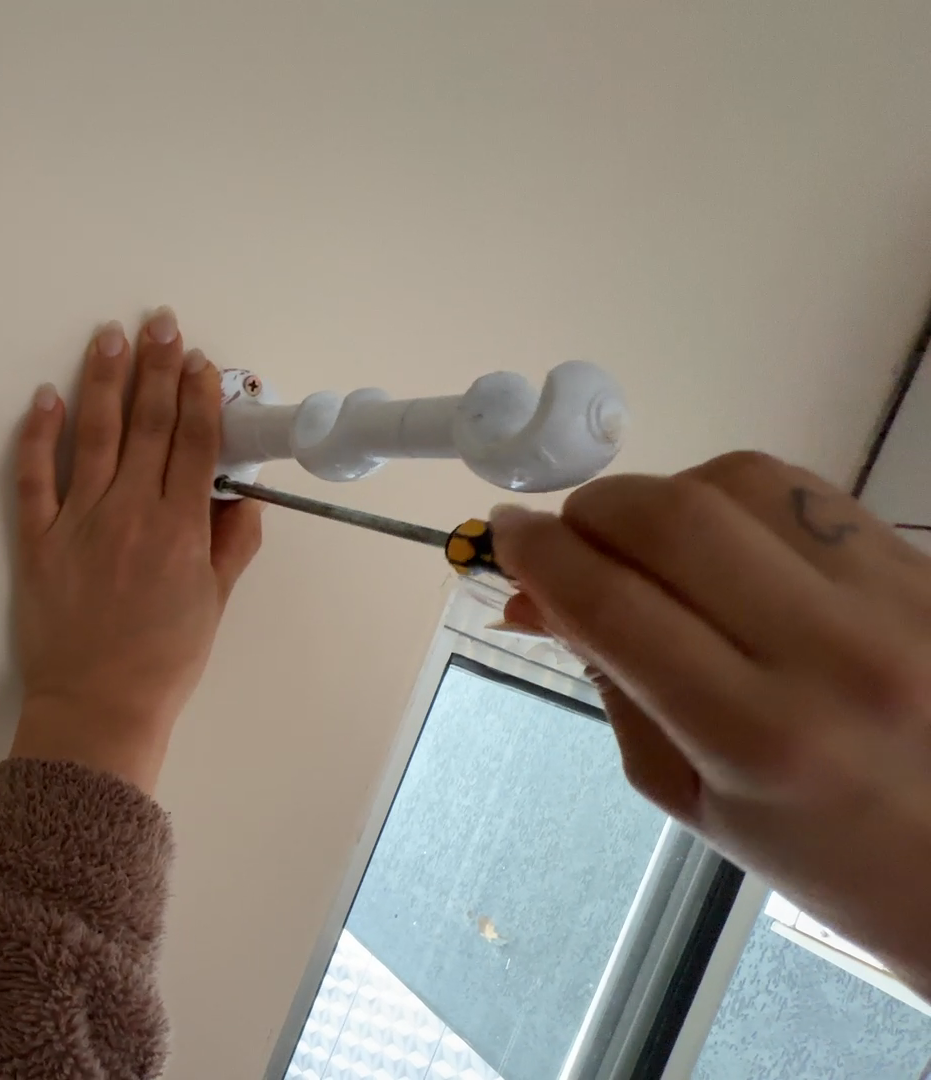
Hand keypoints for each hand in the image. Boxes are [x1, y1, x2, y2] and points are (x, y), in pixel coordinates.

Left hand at [8, 309, 262, 792]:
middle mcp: (130, 513)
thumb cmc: (163, 660)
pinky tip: (45, 398)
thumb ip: (233, 544)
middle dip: (156, 368)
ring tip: (108, 337)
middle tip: (159, 323)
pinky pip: (33, 478)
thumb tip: (242, 493)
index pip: (194, 443)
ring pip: (95, 437)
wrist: (97, 705)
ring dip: (103, 382)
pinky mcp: (36, 540)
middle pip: (148, 425)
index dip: (199, 395)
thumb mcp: (214, 605)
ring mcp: (79, 523)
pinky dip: (37, 436)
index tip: (201, 359)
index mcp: (180, 528)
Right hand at [491, 451, 930, 993]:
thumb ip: (602, 673)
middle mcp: (840, 655)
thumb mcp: (674, 780)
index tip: (501, 533)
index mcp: (758, 733)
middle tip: (566, 539)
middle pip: (672, 518)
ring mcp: (904, 601)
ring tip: (644, 548)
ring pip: (735, 484)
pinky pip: (799, 489)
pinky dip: (723, 499)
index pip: (610, 602)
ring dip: (656, 499)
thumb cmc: (811, 846)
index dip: (536, 552)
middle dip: (588, 511)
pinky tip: (716, 545)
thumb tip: (527, 594)